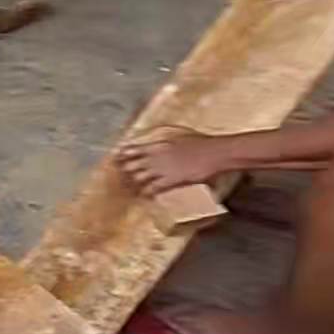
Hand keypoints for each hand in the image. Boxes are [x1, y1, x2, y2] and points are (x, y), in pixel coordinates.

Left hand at [118, 133, 240, 196]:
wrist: (216, 152)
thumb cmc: (203, 144)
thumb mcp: (181, 138)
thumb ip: (168, 143)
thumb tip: (163, 145)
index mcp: (159, 144)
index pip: (134, 149)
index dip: (124, 155)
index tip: (117, 157)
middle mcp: (157, 156)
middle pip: (132, 164)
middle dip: (126, 170)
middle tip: (122, 174)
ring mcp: (163, 168)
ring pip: (139, 176)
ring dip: (135, 182)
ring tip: (130, 186)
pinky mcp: (171, 180)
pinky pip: (152, 188)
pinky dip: (147, 192)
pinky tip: (144, 195)